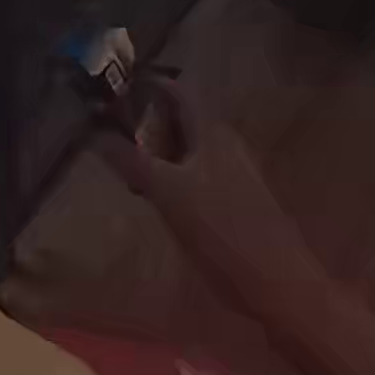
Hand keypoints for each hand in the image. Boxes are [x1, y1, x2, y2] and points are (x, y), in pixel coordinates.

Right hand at [95, 79, 308, 293]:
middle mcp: (225, 143)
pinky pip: (199, 173)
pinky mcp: (239, 201)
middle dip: (148, 122)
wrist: (280, 289)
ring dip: (160, 151)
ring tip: (129, 166)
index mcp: (210, 131)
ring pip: (190, 148)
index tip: (113, 91)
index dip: (147, 85)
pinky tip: (159, 197)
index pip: (177, 89)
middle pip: (183, 118)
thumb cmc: (221, 231)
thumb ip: (130, 160)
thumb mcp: (165, 192)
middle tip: (113, 133)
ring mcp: (236, 173)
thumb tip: (94, 133)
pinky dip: (175, 175)